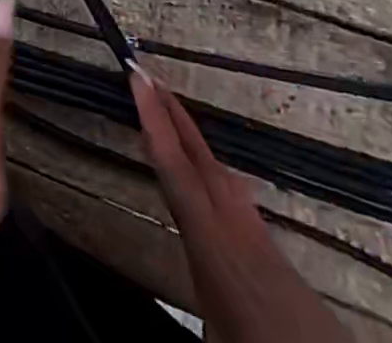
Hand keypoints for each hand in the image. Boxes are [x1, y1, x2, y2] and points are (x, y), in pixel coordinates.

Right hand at [130, 62, 350, 342]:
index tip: (138, 79)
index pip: (174, 168)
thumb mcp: (211, 332)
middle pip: (198, 155)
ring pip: (216, 168)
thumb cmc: (259, 340)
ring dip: (188, 136)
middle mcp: (233, 222)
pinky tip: (201, 168)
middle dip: (171, 112)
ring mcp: (252, 228)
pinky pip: (227, 187)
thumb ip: (176, 307)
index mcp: (212, 239)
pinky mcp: (263, 240)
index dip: (153, 120)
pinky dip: (204, 163)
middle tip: (146, 75)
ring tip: (165, 112)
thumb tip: (128, 330)